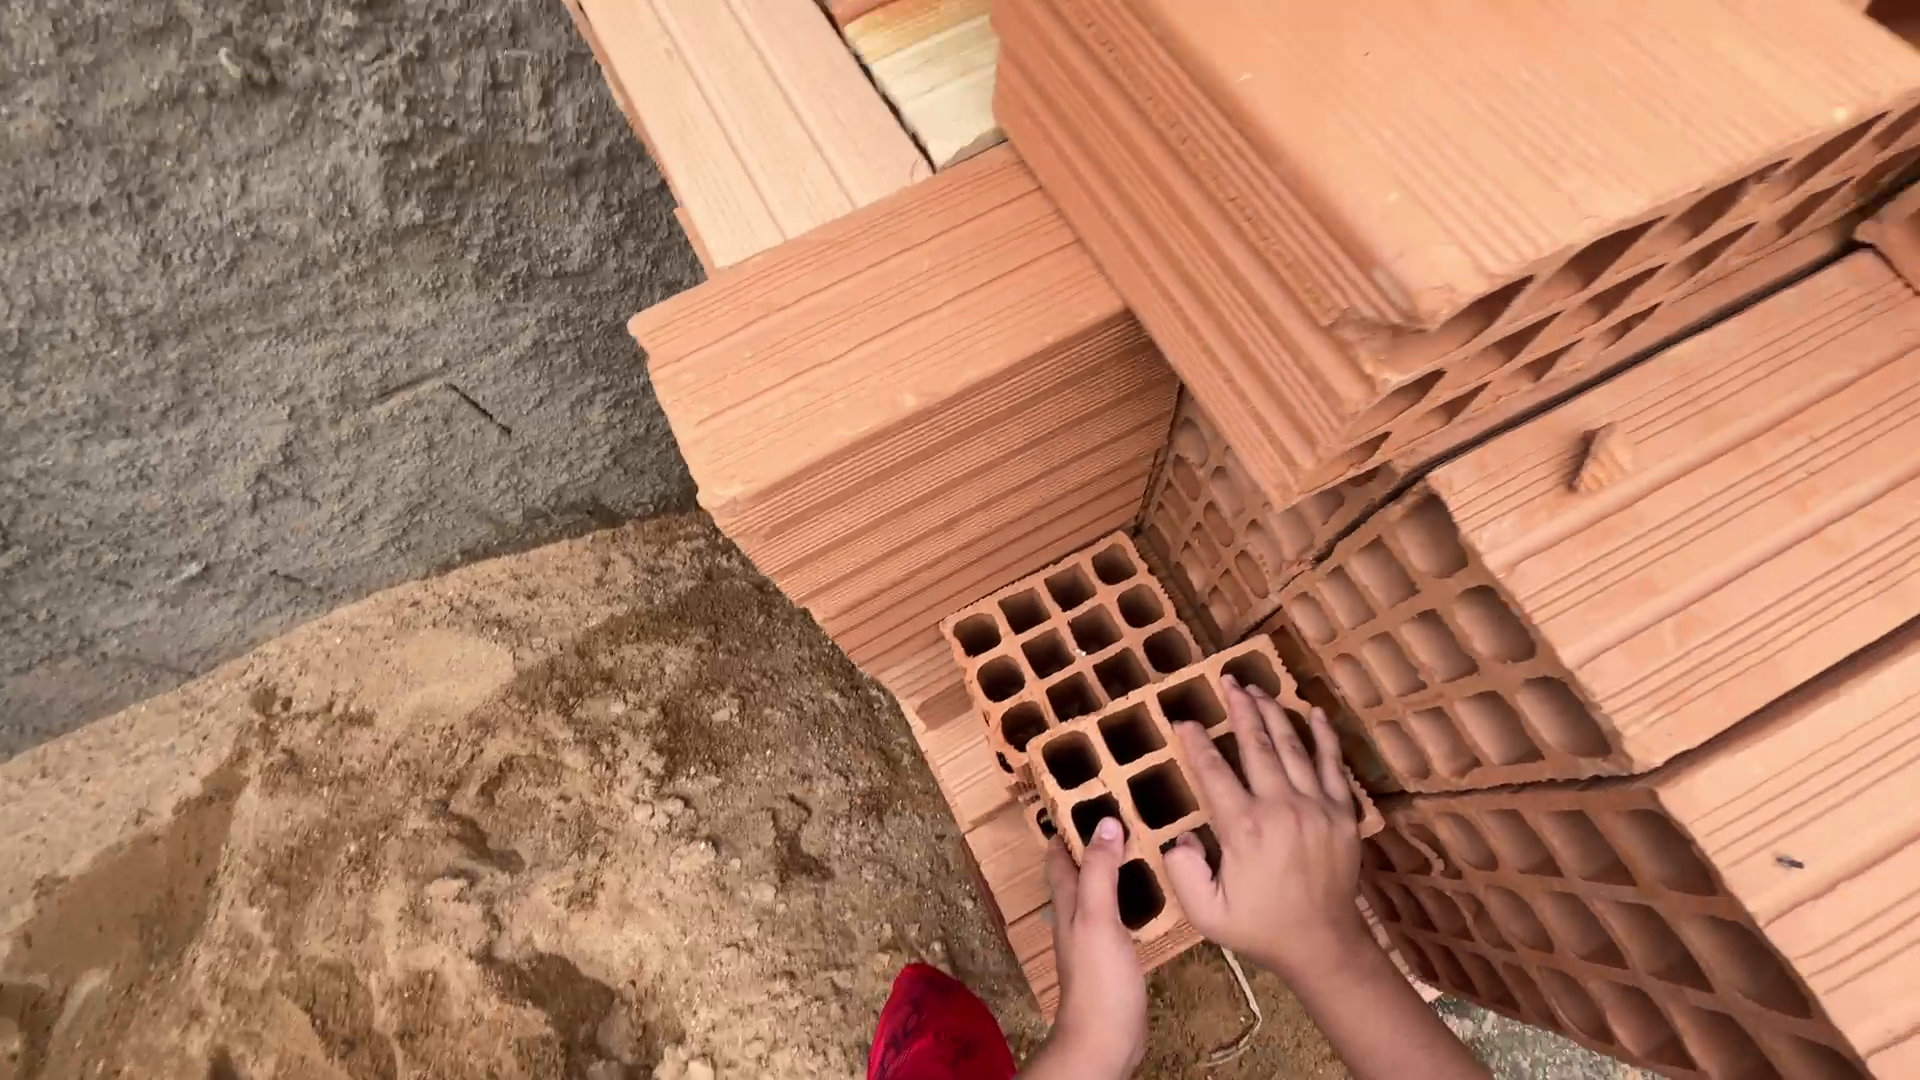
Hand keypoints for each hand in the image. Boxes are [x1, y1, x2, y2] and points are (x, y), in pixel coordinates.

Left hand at [1023, 819, 1145, 1079]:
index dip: (1065, 822)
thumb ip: (1099, 872)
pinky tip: (1152, 891)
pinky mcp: (1113, 951)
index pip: (1059, 851)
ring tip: (1142, 840)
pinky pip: (1119, 909)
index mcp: (1067, 898)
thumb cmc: (1097, 979)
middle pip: (1079, 865)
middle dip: (1094, 838)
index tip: (1086, 793)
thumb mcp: (1098, 917)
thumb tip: (1105, 822)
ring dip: (1114, 863)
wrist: (1105, 1041)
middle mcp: (1075, 911)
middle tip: (1122, 809)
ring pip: (1100, 885)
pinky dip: (1130, 892)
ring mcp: (1093, 932)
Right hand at [1163, 676, 1370, 980]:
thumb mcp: (1206, 912)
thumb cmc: (1258, 926)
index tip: (1184, 721)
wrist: (1323, 946)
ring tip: (1255, 689)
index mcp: (1245, 829)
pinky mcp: (1343, 814)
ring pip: (1292, 747)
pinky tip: (1312, 711)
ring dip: (1272, 714)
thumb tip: (1181, 835)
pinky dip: (1323, 736)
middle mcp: (1281, 808)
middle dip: (1239, 710)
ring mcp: (1317, 808)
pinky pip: (1332, 765)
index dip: (1196, 743)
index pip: (1214, 771)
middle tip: (1228, 681)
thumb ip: (1183, 872)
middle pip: (1256, 746)